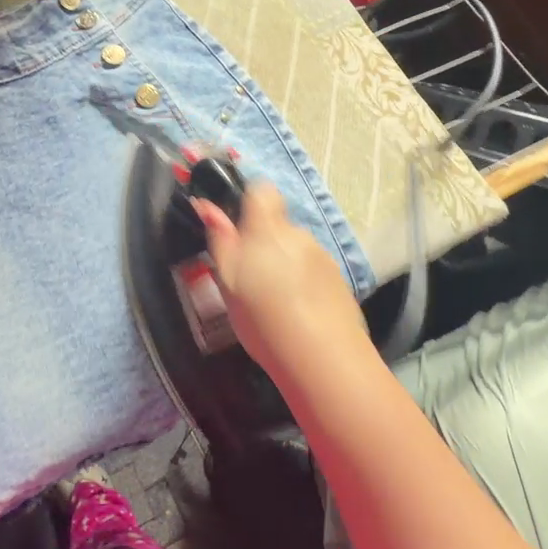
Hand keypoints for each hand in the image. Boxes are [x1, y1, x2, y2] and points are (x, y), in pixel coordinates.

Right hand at [192, 184, 372, 381]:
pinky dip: (303, 283)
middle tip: (248, 276)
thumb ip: (220, 240)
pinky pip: (313, 270)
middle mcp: (298, 235)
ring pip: (295, 249)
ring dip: (283, 264)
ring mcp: (323, 257)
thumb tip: (207, 207)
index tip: (237, 229)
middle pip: (278, 225)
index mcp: (267, 229)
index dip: (249, 202)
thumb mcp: (227, 281)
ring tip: (274, 300)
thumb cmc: (263, 316)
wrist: (323, 358)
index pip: (262, 190)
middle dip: (263, 242)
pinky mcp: (339, 281)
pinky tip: (297, 312)